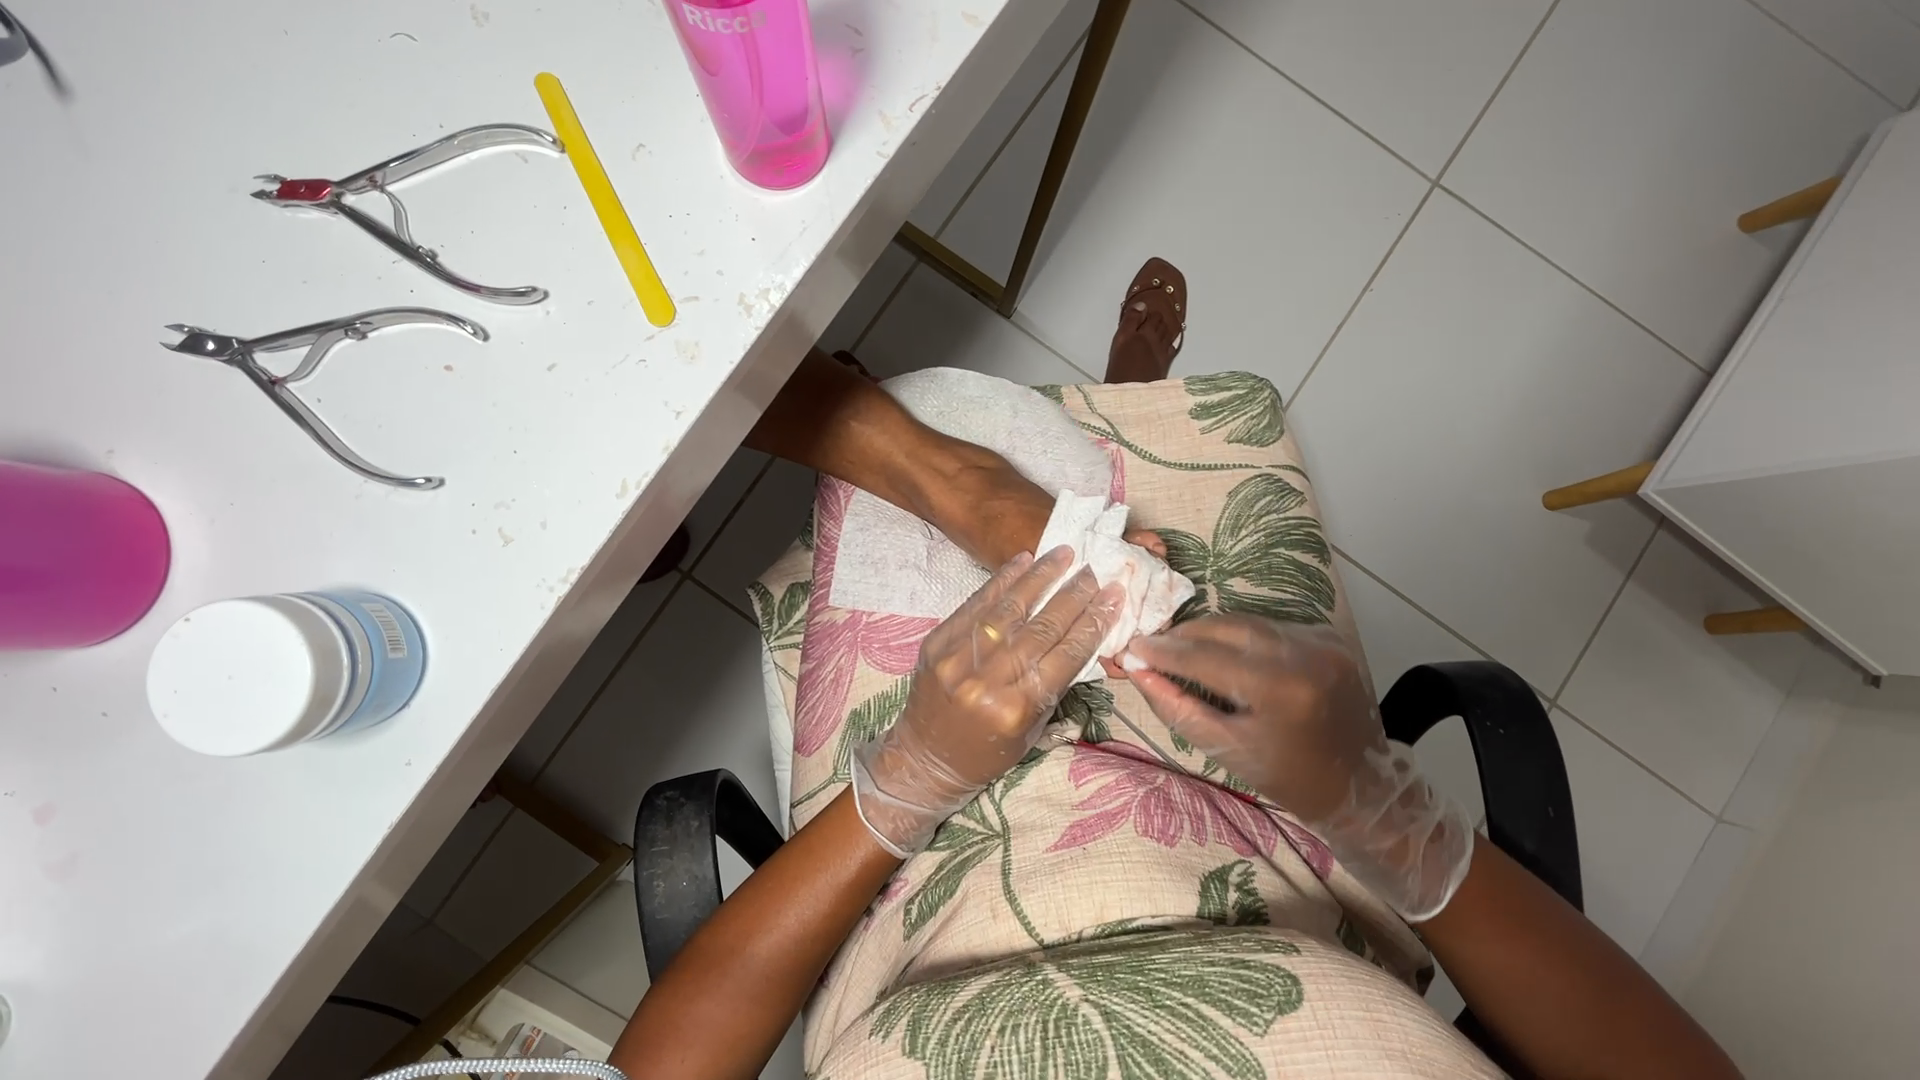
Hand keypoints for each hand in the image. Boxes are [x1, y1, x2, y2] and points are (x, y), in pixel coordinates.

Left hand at [853, 547, 1124, 856]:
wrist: (926, 758)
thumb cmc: (989, 752)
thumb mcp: (1032, 727)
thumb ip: (1055, 682)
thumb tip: (1084, 633)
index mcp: (1017, 708)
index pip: (1066, 655)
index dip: (1094, 622)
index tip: (1114, 595)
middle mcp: (987, 680)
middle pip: (1042, 627)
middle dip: (1074, 595)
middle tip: (1094, 571)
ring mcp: (958, 657)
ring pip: (1009, 608)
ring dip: (1041, 576)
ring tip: (1064, 553)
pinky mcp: (937, 641)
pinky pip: (976, 603)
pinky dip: (1003, 580)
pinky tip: (1024, 560)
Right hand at [1125, 616, 1472, 920]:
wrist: (1362, 787)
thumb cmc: (1289, 779)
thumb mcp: (1226, 750)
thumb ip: (1177, 707)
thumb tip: (1137, 672)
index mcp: (1279, 688)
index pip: (1204, 656)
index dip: (1163, 650)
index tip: (1130, 647)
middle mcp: (1302, 653)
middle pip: (1224, 626)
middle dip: (1183, 634)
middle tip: (1151, 646)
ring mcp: (1320, 640)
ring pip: (1245, 620)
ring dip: (1209, 631)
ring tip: (1180, 647)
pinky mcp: (1328, 636)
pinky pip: (1269, 626)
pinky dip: (1240, 635)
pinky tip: (1224, 651)